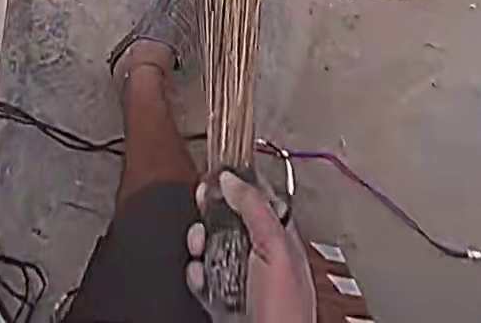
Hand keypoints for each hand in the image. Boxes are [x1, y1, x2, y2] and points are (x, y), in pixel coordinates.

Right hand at [186, 170, 316, 322]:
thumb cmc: (285, 316)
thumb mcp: (276, 251)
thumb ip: (255, 209)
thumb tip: (231, 178)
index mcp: (283, 243)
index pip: (260, 199)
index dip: (240, 182)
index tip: (220, 171)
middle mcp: (262, 259)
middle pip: (231, 219)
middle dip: (213, 210)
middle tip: (203, 201)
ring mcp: (241, 279)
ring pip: (213, 244)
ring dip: (199, 240)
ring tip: (198, 245)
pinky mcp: (223, 299)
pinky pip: (201, 274)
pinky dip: (195, 272)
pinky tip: (198, 275)